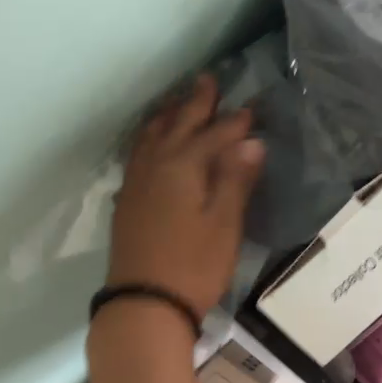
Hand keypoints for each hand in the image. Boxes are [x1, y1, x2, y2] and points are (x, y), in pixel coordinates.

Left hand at [107, 73, 265, 321]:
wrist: (147, 302)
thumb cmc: (195, 265)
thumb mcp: (225, 225)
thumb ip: (235, 181)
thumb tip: (251, 143)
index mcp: (183, 167)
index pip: (213, 135)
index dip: (234, 122)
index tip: (251, 108)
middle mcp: (156, 165)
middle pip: (177, 125)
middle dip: (195, 103)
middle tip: (209, 80)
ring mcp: (138, 182)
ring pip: (152, 135)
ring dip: (168, 115)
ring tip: (179, 101)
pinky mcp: (129, 200)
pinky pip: (140, 152)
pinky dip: (151, 136)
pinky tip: (153, 141)